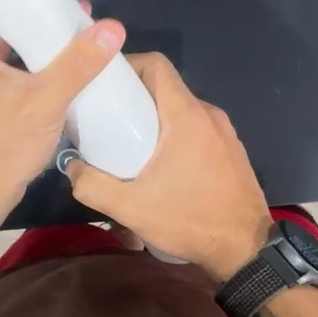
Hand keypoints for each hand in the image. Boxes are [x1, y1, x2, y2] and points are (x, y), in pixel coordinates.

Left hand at [0, 17, 125, 230]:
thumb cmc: (8, 143)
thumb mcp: (48, 98)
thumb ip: (80, 63)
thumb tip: (113, 28)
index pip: (8, 10)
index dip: (41, 6)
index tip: (74, 7)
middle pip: (13, 32)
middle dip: (48, 29)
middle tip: (84, 27)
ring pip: (14, 54)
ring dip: (44, 52)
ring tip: (80, 48)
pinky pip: (12, 74)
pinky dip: (36, 72)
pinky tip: (64, 75)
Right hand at [66, 53, 270, 281]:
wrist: (246, 250)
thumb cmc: (189, 221)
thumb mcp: (130, 208)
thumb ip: (91, 186)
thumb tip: (71, 167)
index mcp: (186, 116)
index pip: (156, 65)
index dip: (127, 65)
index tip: (103, 84)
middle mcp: (208, 114)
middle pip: (165, 87)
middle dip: (133, 96)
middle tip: (105, 117)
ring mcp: (224, 131)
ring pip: (180, 108)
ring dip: (153, 117)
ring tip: (127, 141)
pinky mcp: (230, 149)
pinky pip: (195, 127)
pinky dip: (173, 132)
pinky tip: (158, 162)